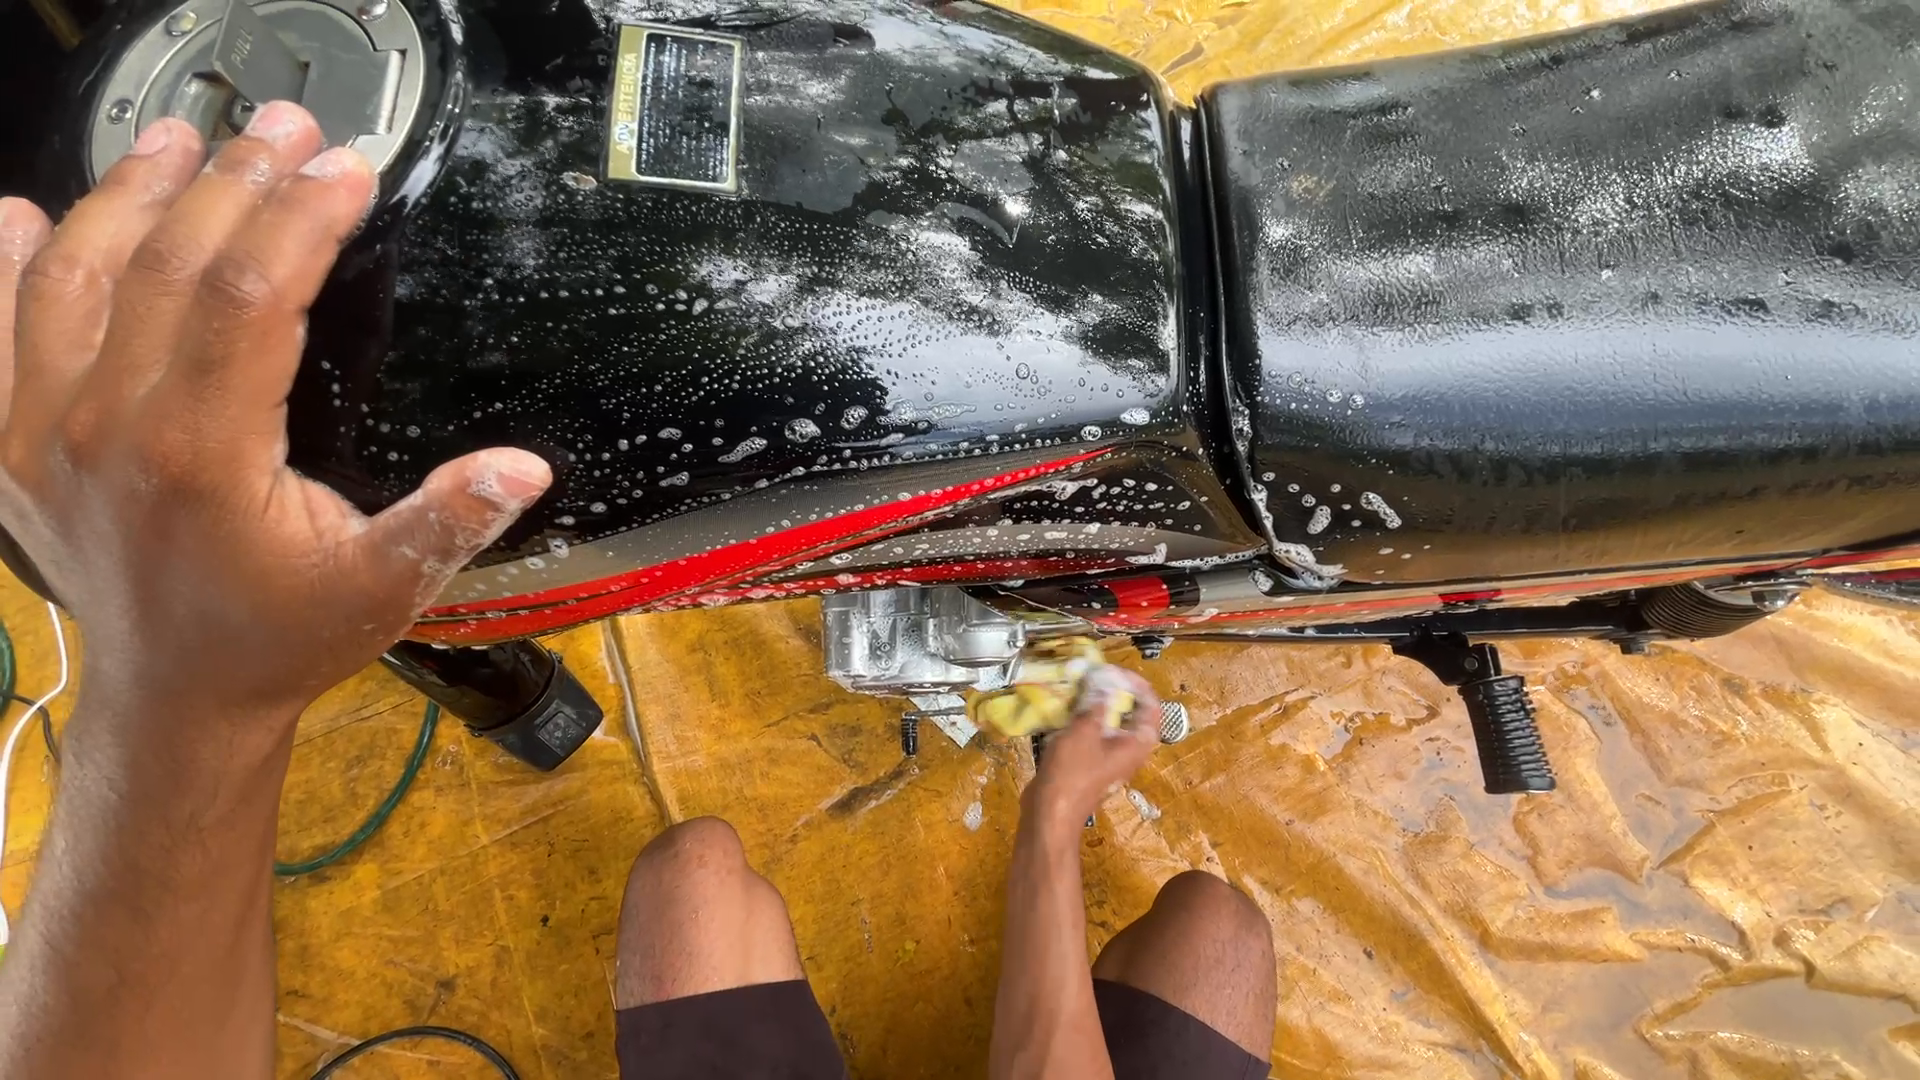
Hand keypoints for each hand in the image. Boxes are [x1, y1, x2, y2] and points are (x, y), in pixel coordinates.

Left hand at [0, 103, 551, 721]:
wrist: (178, 695)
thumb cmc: (290, 636)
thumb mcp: (391, 586)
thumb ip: (452, 520)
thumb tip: (525, 467)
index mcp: (201, 451)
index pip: (247, 297)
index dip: (300, 221)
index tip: (347, 169)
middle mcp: (102, 423)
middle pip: (166, 267)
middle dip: (233, 183)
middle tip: (290, 124)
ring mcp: (36, 429)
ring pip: (75, 278)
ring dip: (133, 195)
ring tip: (186, 136)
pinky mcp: (9, 442)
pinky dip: (10, 262)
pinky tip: (31, 215)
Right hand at [1024, 667, 1161, 828]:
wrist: (1051, 810)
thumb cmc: (1072, 770)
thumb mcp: (1085, 729)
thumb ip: (1097, 700)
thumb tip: (1105, 679)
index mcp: (1138, 742)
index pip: (1150, 704)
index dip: (1135, 683)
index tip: (1112, 670)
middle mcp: (1130, 749)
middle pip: (1131, 711)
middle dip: (1113, 690)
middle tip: (1093, 675)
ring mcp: (1111, 756)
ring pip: (1110, 721)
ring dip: (1096, 702)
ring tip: (1078, 686)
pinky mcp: (1092, 761)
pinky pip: (1095, 732)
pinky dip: (1085, 717)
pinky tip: (1067, 708)